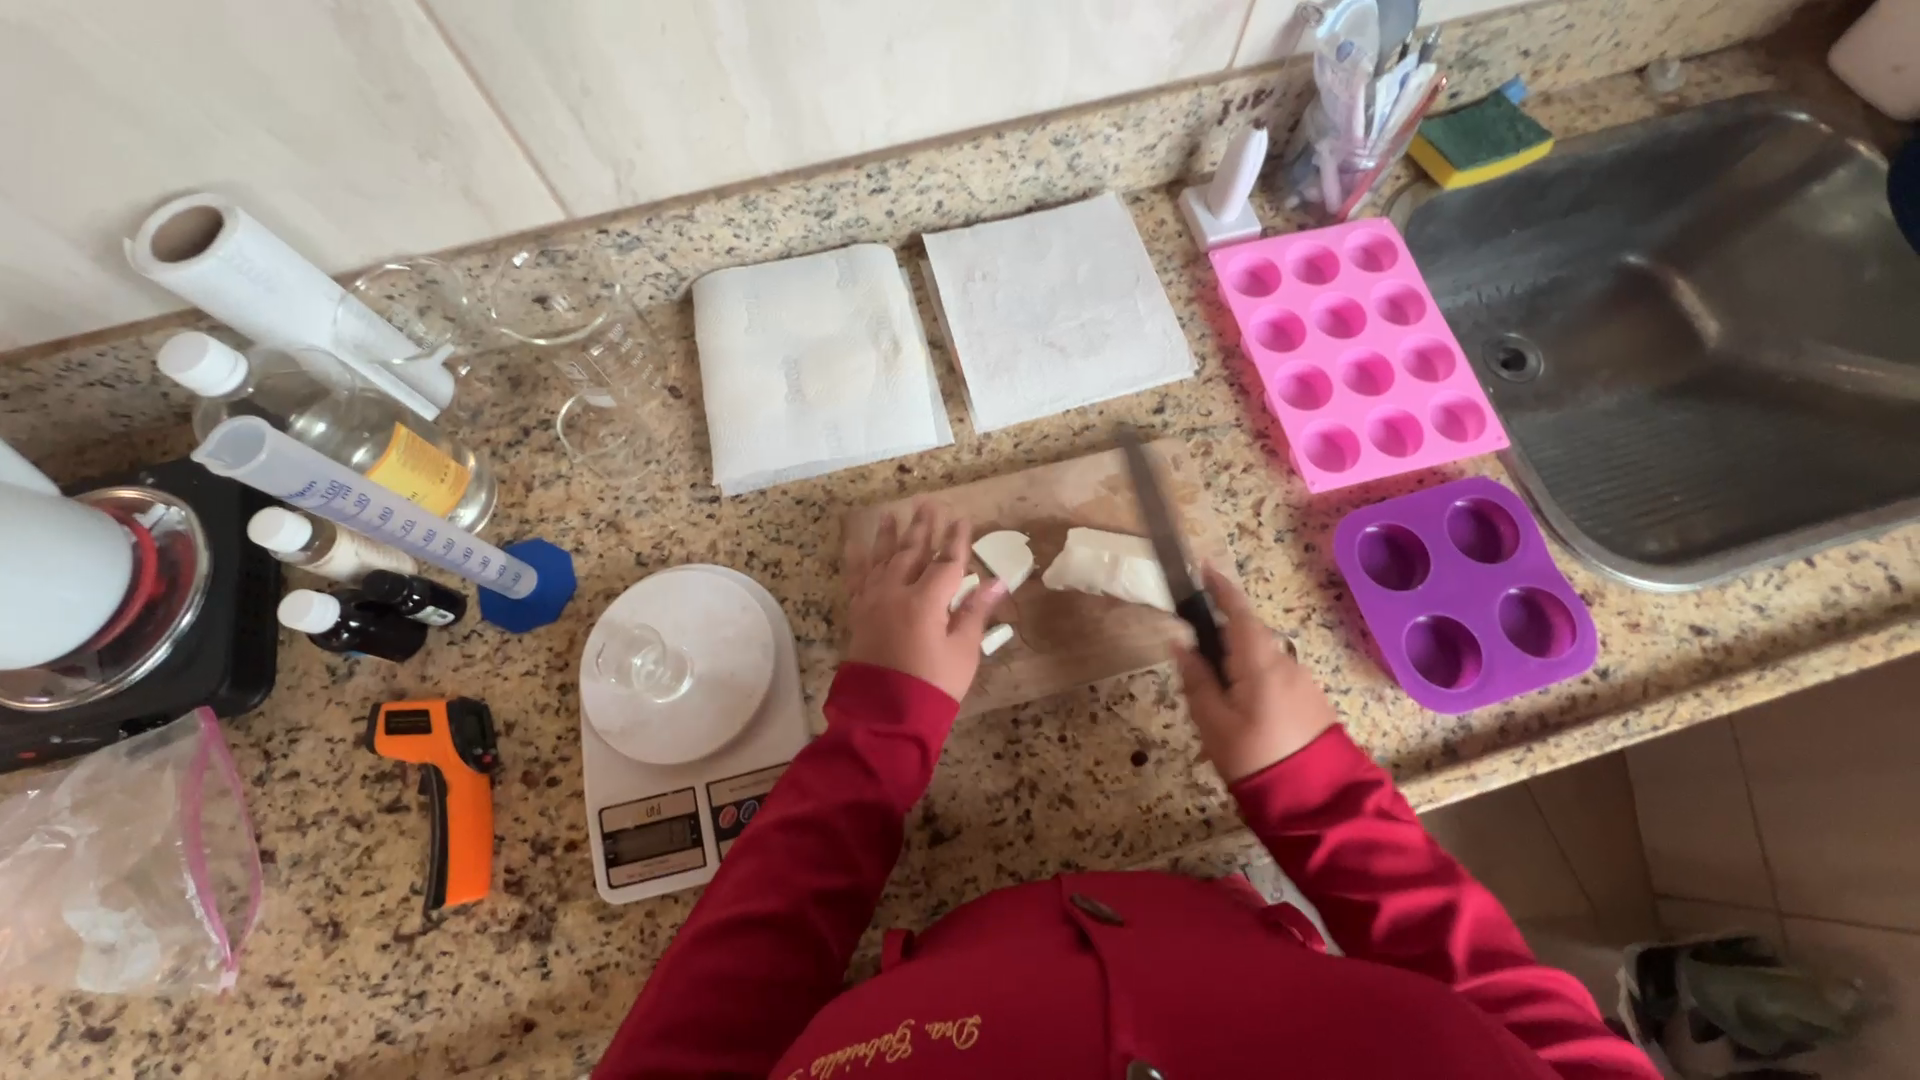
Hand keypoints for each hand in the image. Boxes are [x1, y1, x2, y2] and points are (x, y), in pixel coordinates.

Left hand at [844, 500, 1008, 701]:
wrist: (885, 715)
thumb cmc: (932, 686)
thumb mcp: (962, 652)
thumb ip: (975, 613)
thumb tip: (997, 582)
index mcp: (926, 601)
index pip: (947, 562)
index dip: (957, 539)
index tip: (964, 519)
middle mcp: (896, 592)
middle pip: (912, 551)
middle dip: (923, 526)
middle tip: (929, 503)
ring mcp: (873, 602)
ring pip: (882, 559)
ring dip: (890, 535)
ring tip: (894, 514)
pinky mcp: (858, 614)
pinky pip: (856, 579)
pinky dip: (857, 560)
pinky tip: (856, 545)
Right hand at [1173, 566, 1336, 783]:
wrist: (1316, 800)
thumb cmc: (1254, 758)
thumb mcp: (1212, 722)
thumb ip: (1196, 679)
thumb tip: (1181, 643)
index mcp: (1259, 661)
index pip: (1237, 611)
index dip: (1219, 587)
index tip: (1202, 569)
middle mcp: (1286, 662)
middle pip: (1246, 637)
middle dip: (1221, 645)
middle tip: (1197, 675)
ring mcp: (1304, 681)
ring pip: (1260, 661)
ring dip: (1238, 671)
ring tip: (1220, 711)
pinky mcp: (1313, 700)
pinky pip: (1276, 680)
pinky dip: (1255, 686)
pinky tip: (1246, 722)